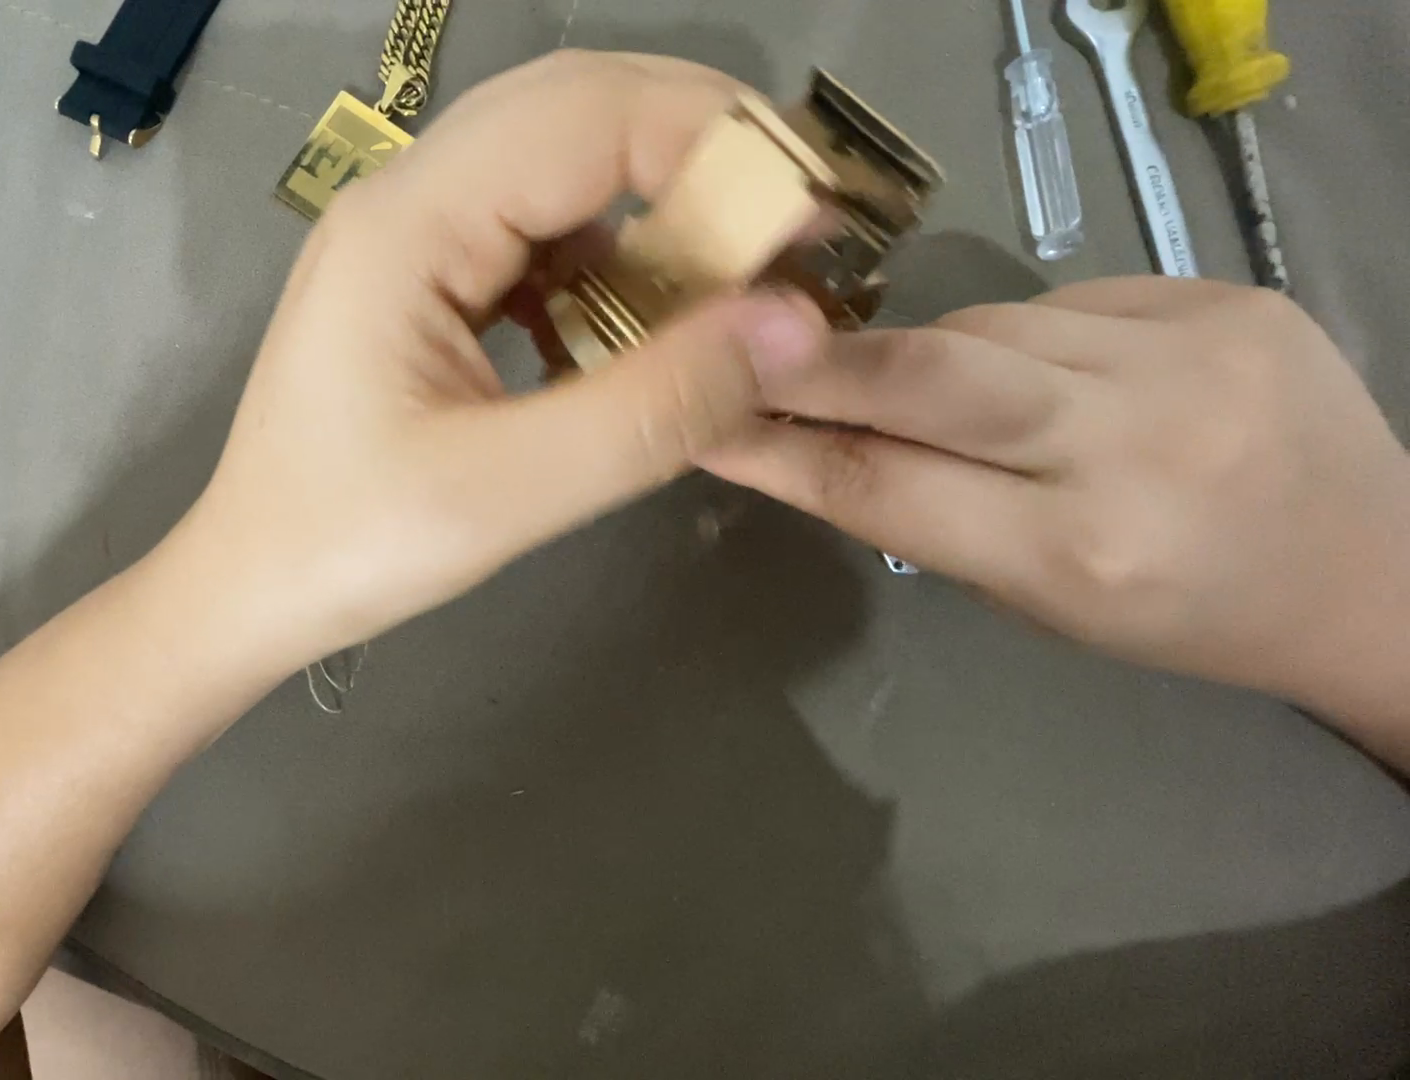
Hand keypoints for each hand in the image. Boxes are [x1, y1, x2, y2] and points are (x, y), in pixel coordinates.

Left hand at [163, 51, 826, 669]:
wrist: (251, 587)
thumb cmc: (352, 547)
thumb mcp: (508, 491)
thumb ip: (651, 408)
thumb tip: (792, 325)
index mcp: (407, 226)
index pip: (588, 115)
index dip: (718, 144)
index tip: (812, 217)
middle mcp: (400, 204)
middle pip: (571, 114)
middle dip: (695, 155)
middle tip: (785, 233)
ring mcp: (402, 243)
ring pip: (551, 174)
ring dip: (648, 210)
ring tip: (720, 283)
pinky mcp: (413, 289)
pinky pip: (524, 239)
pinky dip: (596, 264)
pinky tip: (623, 325)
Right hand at [703, 278, 1409, 731]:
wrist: (1376, 569)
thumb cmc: (1169, 615)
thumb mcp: (1025, 594)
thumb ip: (916, 508)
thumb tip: (805, 435)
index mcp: (1077, 552)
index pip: (877, 485)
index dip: (775, 451)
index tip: (703, 424)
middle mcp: (1136, 445)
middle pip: (926, 376)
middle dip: (814, 362)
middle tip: (739, 348)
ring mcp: (1193, 353)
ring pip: (977, 328)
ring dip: (914, 358)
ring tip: (919, 393)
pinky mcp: (1225, 295)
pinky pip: (1049, 302)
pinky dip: (1001, 338)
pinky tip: (1026, 373)